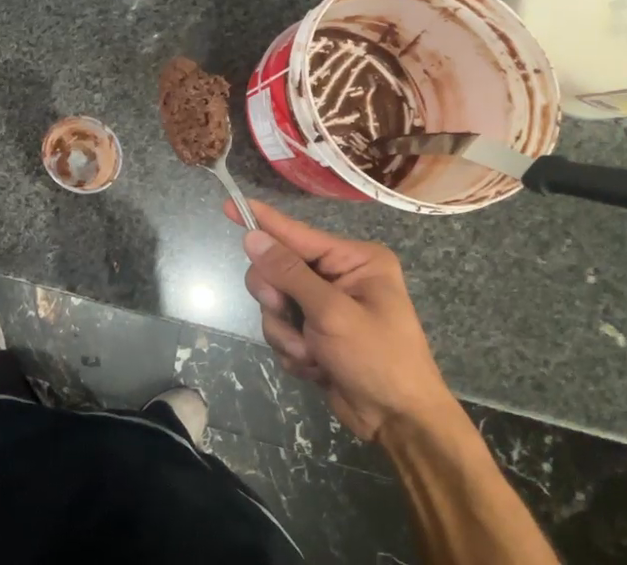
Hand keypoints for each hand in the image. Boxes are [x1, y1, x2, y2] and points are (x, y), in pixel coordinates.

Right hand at [224, 198, 457, 442]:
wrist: (398, 422)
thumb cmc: (379, 359)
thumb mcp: (333, 313)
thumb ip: (289, 273)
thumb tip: (252, 238)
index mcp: (355, 261)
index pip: (297, 234)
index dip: (262, 222)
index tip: (228, 205)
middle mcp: (338, 276)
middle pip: (275, 269)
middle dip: (277, 300)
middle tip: (285, 314)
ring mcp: (323, 305)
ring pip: (272, 302)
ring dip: (285, 332)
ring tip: (311, 354)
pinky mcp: (313, 331)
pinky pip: (279, 327)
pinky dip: (291, 349)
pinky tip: (315, 366)